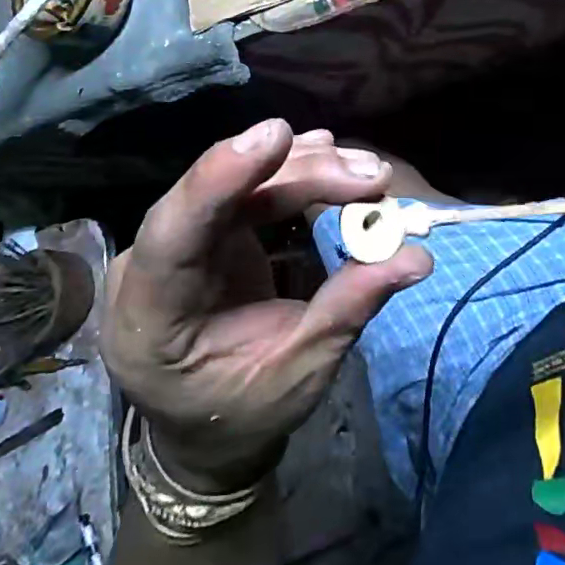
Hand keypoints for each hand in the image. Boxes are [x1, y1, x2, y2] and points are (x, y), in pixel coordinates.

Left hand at [105, 120, 433, 492]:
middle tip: (371, 175)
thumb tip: (415, 257)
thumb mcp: (297, 376)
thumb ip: (346, 312)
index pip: (171, 237)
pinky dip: (286, 177)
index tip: (277, 135)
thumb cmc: (240, 415)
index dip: (218, 179)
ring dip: (299, 171)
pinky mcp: (200, 234)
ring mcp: (173, 245)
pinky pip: (240, 195)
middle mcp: (148, 269)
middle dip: (294, 177)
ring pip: (231, 189)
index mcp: (149, 321)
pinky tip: (325, 156)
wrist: (204, 429)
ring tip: (366, 170)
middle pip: (213, 201)